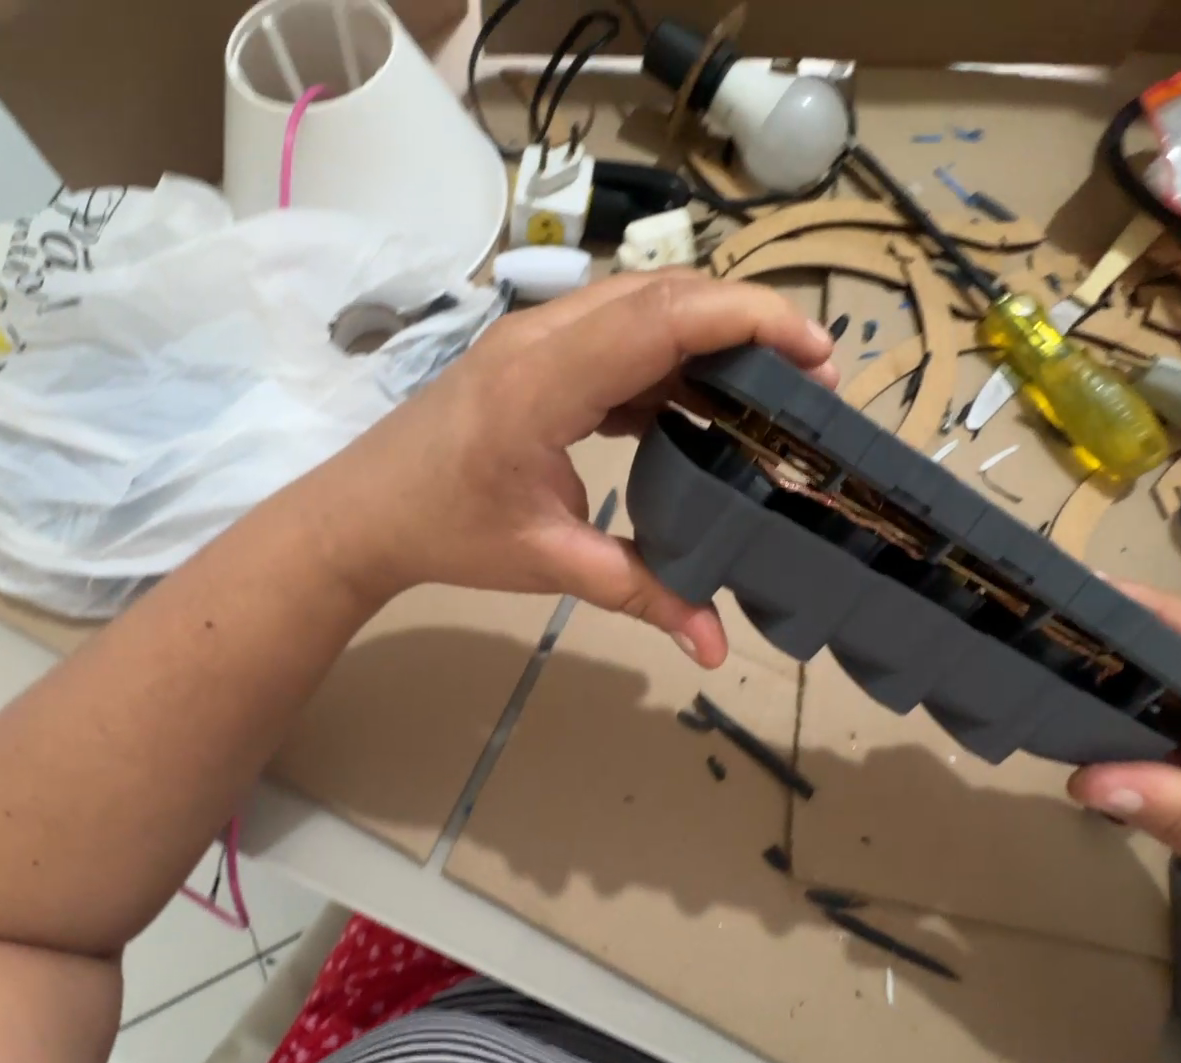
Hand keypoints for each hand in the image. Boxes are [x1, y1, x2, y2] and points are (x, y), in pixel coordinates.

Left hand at [318, 271, 837, 666]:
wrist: (363, 510)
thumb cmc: (443, 530)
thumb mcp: (546, 563)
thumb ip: (638, 595)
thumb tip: (714, 649)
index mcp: (541, 382)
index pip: (660, 319)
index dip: (748, 321)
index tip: (817, 355)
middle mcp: (540, 339)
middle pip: (662, 295)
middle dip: (746, 324)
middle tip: (810, 379)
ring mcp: (533, 339)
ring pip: (641, 308)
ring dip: (709, 338)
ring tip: (767, 393)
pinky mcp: (534, 354)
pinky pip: (616, 335)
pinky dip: (668, 360)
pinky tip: (696, 406)